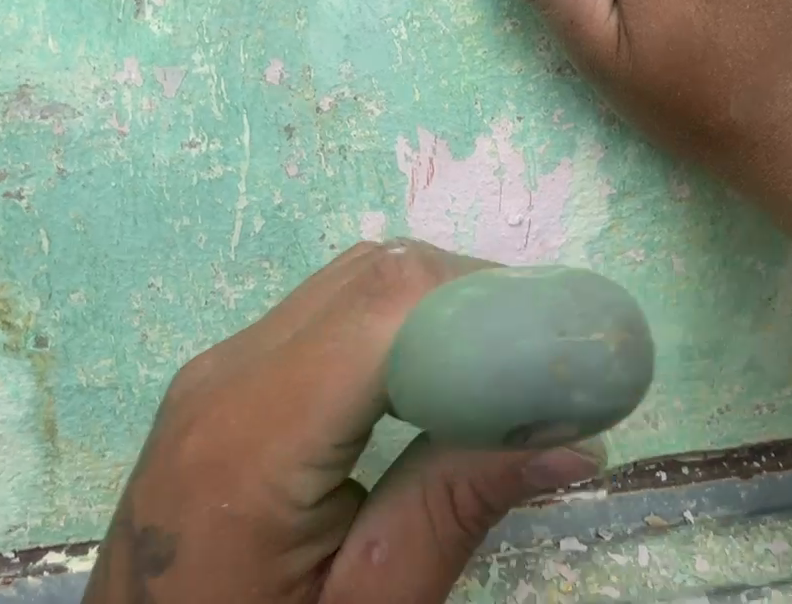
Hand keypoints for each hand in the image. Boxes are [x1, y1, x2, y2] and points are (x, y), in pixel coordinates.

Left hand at [84, 240, 604, 603]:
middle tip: (544, 356)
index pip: (382, 307)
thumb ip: (454, 512)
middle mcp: (226, 373)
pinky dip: (395, 318)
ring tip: (501, 362)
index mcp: (250, 438)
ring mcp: (219, 365)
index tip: (560, 345)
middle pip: (370, 278)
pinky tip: (435, 368)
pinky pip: (326, 311)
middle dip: (471, 296)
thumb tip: (572, 437)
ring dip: (436, 302)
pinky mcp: (226, 373)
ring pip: (351, 281)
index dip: (483, 304)